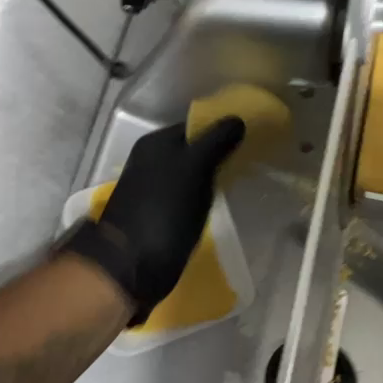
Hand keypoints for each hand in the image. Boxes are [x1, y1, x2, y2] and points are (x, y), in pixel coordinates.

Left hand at [71, 117, 244, 320]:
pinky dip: (200, 199)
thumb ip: (216, 142)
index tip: (249, 140)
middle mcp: (150, 161)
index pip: (195, 126)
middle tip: (248, 164)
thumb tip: (237, 118)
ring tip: (237, 184)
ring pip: (187, 175)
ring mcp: (150, 189)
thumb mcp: (195, 168)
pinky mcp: (155, 215)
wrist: (133, 264)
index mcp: (156, 143)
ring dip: (209, 179)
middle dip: (217, 156)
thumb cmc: (165, 209)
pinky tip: (217, 207)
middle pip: (191, 151)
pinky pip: (184, 197)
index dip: (220, 131)